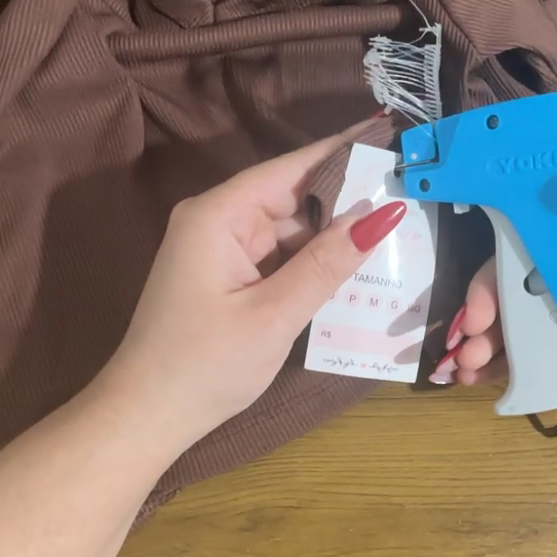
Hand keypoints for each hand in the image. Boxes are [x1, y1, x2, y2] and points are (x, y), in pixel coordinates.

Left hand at [98, 131, 407, 445]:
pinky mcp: (227, 278)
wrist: (148, 416)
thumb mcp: (274, 315)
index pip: (291, 168)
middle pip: (292, 199)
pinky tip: (353, 271)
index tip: (392, 140)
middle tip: (408, 200)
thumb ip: (326, 264)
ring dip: (332, 240)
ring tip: (395, 236)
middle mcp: (218, 222)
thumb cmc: (204, 366)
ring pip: (289, 232)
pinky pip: (278, 259)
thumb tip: (381, 215)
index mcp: (219, 215)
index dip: (343, 153)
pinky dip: (312, 266)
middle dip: (345, 203)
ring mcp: (221, 251)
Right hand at [439, 171, 556, 424]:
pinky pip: (535, 352)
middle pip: (521, 277)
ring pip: (521, 317)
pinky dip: (503, 364)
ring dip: (485, 339)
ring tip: (465, 370)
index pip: (548, 229)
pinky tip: (478, 379)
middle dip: (484, 307)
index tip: (482, 295)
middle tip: (467, 342)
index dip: (504, 253)